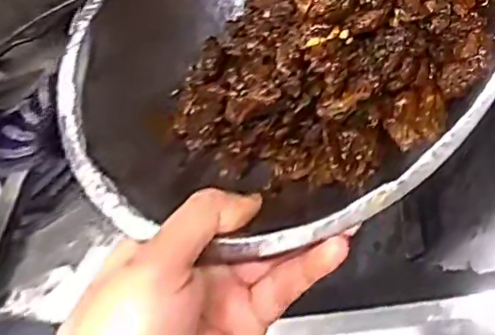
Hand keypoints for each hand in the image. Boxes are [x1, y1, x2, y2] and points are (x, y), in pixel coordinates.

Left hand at [61, 189, 349, 334]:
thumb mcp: (146, 269)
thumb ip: (200, 218)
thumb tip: (248, 199)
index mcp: (157, 254)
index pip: (211, 209)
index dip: (247, 191)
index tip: (285, 173)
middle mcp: (192, 273)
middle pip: (257, 227)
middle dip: (295, 210)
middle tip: (331, 191)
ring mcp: (223, 298)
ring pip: (282, 252)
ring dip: (317, 234)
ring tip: (348, 218)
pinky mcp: (250, 320)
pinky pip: (292, 283)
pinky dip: (318, 262)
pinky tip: (335, 248)